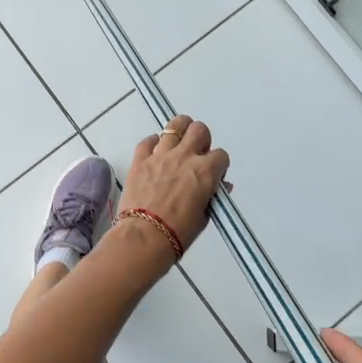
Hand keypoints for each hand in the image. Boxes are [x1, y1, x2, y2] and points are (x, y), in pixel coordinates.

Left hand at [118, 115, 229, 255]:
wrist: (144, 237)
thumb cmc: (179, 233)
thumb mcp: (204, 217)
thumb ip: (213, 196)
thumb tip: (220, 185)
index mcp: (205, 171)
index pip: (221, 155)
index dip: (219, 165)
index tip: (214, 174)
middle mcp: (185, 156)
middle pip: (199, 130)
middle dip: (202, 139)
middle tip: (196, 154)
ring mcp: (160, 155)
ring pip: (174, 125)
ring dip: (179, 131)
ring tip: (178, 142)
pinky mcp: (140, 159)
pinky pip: (147, 140)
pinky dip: (153, 143)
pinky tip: (155, 153)